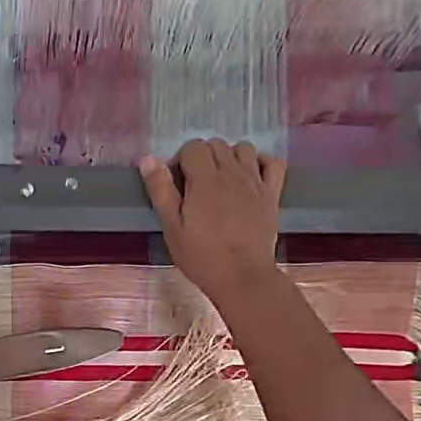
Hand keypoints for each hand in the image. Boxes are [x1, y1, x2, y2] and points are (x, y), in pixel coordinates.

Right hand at [138, 138, 285, 305]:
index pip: (192, 148)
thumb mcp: (172, 228)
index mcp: (205, 179)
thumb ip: (160, 191)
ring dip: (228, 157)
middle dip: (202, 158)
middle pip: (216, 145)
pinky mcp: (272, 193)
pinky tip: (250, 177)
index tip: (176, 184)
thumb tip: (148, 159)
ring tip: (220, 181)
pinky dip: (260, 162)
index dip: (180, 161)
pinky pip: (272, 162)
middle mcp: (232, 172)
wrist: (241, 275)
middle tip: (193, 186)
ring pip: (243, 148)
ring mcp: (256, 181)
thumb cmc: (201, 256)